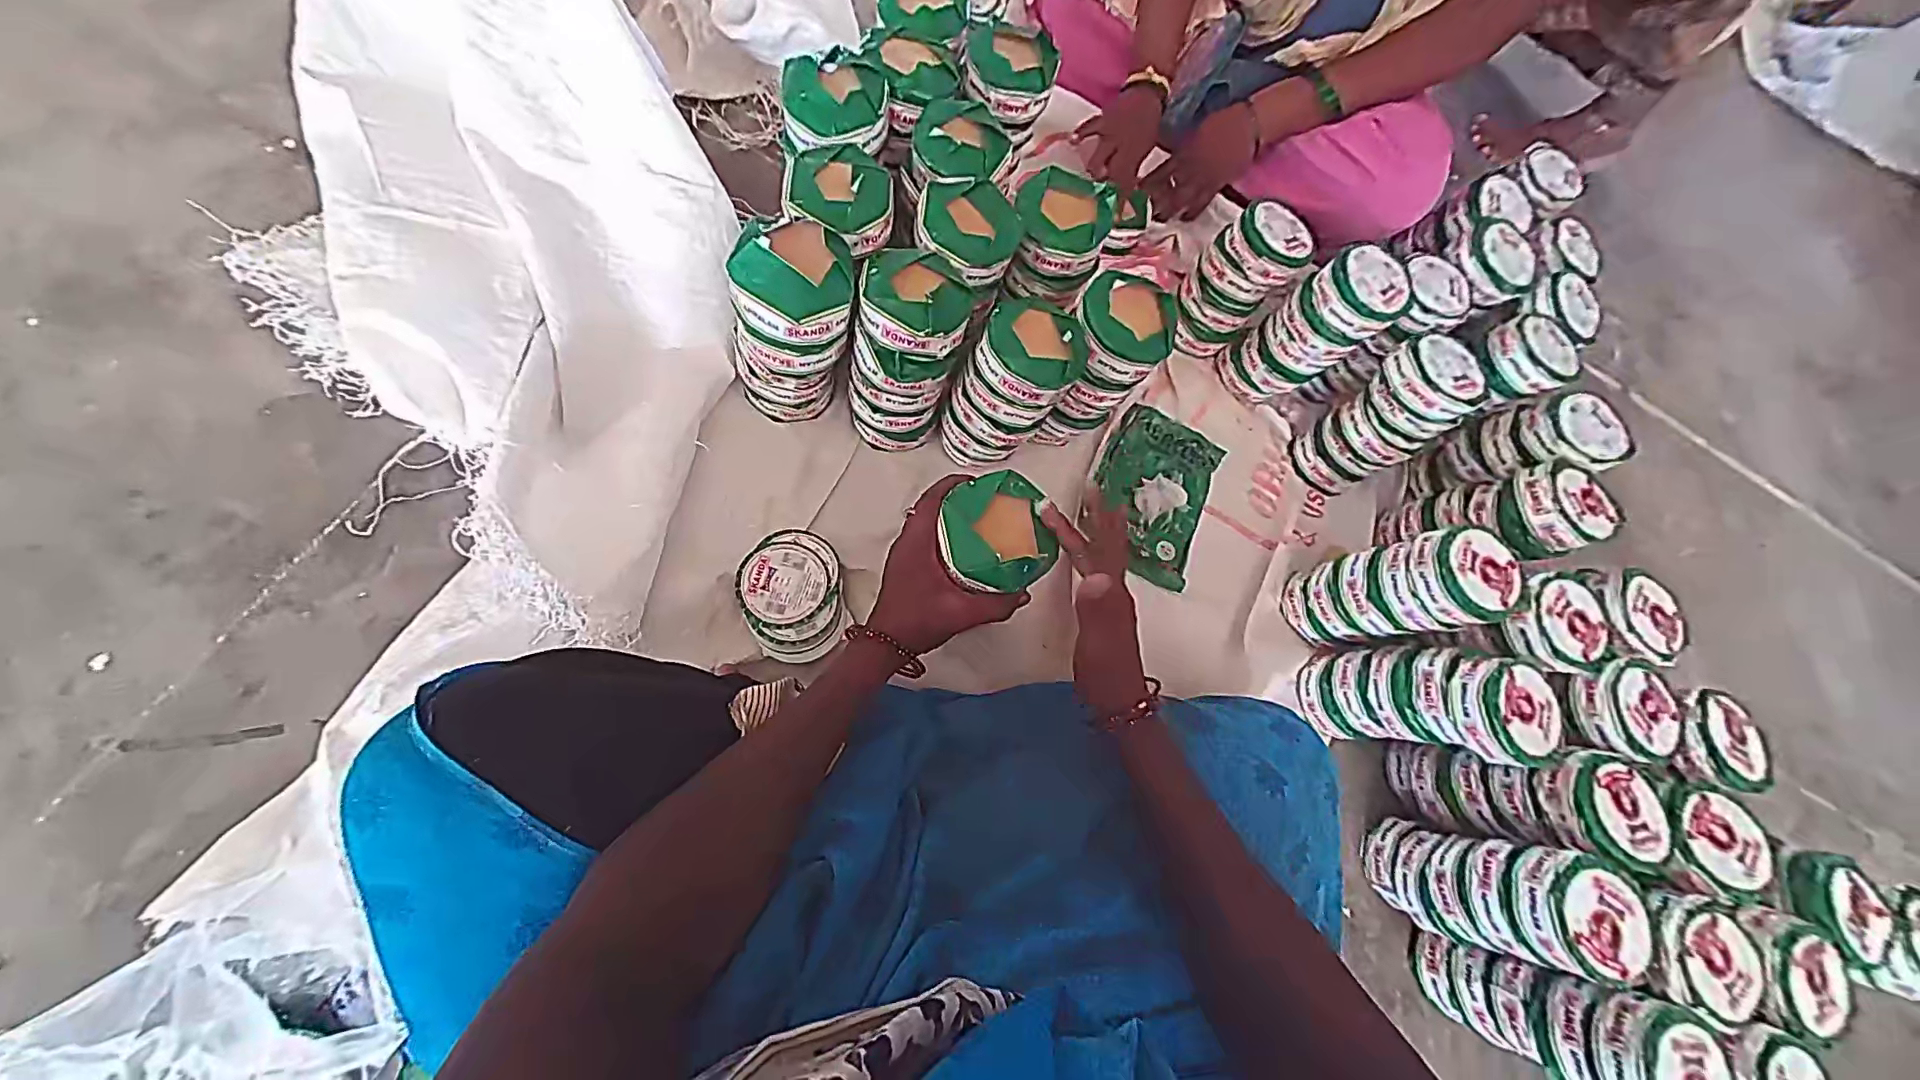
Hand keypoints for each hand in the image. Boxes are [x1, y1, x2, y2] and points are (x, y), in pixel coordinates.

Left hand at [867, 475, 1029, 654]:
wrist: (886, 642)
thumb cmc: (915, 622)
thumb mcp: (962, 612)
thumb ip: (997, 604)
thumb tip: (1022, 593)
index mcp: (916, 542)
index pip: (931, 499)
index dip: (952, 484)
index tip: (975, 483)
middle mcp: (907, 542)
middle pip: (929, 506)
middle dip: (955, 498)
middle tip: (982, 501)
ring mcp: (903, 553)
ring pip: (926, 521)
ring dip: (948, 516)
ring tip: (976, 521)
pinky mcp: (904, 564)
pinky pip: (924, 537)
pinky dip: (942, 533)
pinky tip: (962, 548)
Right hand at [1041, 494, 1148, 716]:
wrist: (1118, 701)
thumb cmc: (1106, 673)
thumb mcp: (1098, 642)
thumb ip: (1096, 611)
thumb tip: (1094, 578)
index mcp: (1112, 593)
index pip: (1103, 549)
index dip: (1094, 521)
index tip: (1087, 493)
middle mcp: (1114, 591)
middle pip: (1107, 546)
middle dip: (1098, 517)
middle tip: (1090, 489)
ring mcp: (1110, 601)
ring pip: (1101, 557)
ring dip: (1093, 532)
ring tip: (1086, 512)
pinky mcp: (1102, 611)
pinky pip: (1094, 571)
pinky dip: (1086, 555)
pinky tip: (1081, 557)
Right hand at [1076, 84, 1164, 201]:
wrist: (1148, 92)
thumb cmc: (1150, 122)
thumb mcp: (1148, 147)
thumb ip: (1135, 166)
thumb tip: (1128, 188)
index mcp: (1135, 154)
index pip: (1125, 183)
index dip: (1119, 199)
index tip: (1114, 216)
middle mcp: (1121, 146)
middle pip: (1108, 174)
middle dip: (1104, 187)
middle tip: (1100, 196)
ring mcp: (1110, 133)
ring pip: (1097, 158)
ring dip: (1094, 170)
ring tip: (1093, 178)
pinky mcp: (1102, 120)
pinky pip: (1089, 128)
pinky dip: (1080, 135)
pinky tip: (1072, 142)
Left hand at [1142, 102, 1258, 221]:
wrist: (1249, 124)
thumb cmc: (1224, 120)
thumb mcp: (1195, 131)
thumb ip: (1179, 145)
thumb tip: (1164, 150)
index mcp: (1182, 154)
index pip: (1157, 175)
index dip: (1145, 186)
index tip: (1135, 195)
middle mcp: (1188, 170)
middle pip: (1164, 192)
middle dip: (1152, 204)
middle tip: (1142, 214)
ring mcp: (1202, 180)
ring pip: (1180, 202)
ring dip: (1168, 211)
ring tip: (1158, 219)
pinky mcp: (1216, 186)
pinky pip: (1200, 204)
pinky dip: (1191, 212)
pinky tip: (1184, 218)